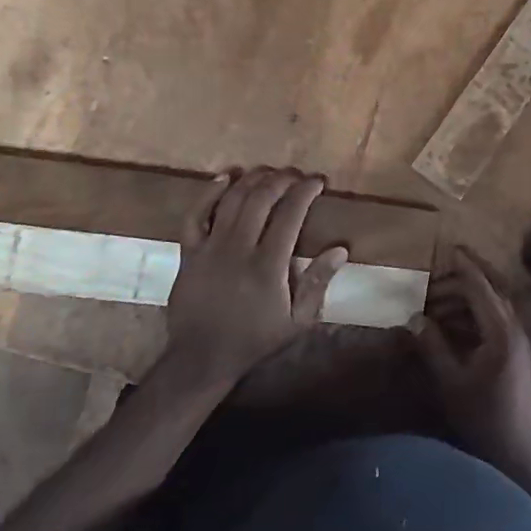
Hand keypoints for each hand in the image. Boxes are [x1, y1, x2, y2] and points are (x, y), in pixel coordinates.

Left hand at [164, 168, 347, 383]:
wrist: (201, 358)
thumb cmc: (255, 339)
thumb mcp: (297, 321)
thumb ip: (318, 283)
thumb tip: (340, 249)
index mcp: (268, 266)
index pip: (290, 214)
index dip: (305, 191)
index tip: (318, 181)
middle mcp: (238, 249)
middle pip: (260, 199)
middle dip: (282, 179)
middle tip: (297, 174)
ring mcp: (210, 248)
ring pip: (232, 200)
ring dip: (253, 179)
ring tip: (270, 171)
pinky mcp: (189, 252)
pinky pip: (196, 214)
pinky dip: (210, 192)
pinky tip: (225, 177)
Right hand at [412, 249, 530, 479]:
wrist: (511, 449)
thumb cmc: (479, 415)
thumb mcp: (450, 379)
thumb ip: (431, 344)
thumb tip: (413, 317)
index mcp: (502, 331)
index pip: (481, 288)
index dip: (462, 268)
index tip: (447, 250)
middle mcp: (514, 328)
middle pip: (492, 289)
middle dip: (464, 278)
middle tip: (434, 277)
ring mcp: (517, 338)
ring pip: (493, 303)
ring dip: (466, 297)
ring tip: (434, 301)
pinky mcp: (514, 349)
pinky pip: (493, 318)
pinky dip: (472, 312)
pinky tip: (450, 320)